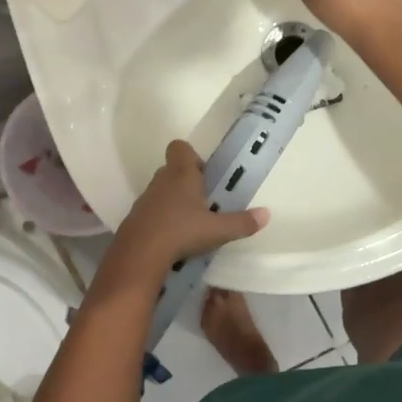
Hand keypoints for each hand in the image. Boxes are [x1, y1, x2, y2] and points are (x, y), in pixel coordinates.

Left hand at [103, 140, 269, 280]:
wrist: (140, 254)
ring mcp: (145, 199)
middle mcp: (161, 181)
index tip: (205, 174)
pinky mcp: (135, 218)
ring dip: (174, 201)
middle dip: (187, 181)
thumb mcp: (218, 230)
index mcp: (181, 174)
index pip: (180, 147)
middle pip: (172, 170)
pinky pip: (152, 210)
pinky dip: (162, 219)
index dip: (192, 156)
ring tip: (190, 223)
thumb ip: (242, 222)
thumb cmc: (182, 232)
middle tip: (204, 202)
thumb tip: (266, 214)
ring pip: (162, 191)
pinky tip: (173, 238)